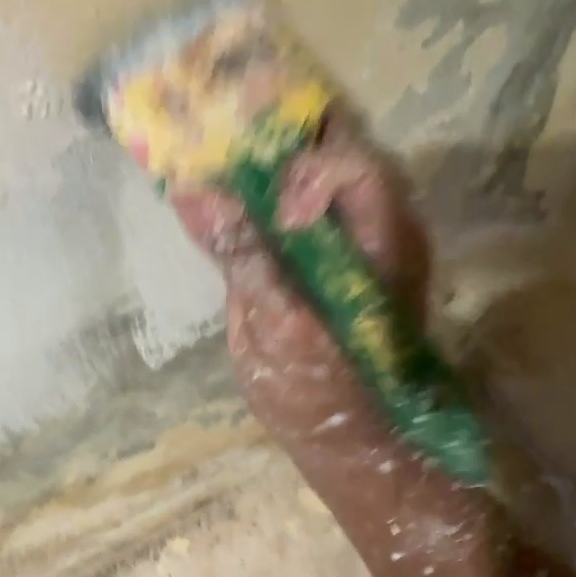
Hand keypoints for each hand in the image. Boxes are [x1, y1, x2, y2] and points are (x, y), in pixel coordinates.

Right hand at [167, 117, 431, 443]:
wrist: (354, 445)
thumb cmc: (324, 398)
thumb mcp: (276, 332)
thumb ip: (240, 256)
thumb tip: (192, 189)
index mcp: (382, 245)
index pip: (354, 166)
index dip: (308, 170)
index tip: (274, 209)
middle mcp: (379, 227)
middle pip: (334, 145)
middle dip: (276, 132)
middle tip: (218, 136)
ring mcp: (355, 236)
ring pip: (315, 165)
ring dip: (262, 154)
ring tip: (211, 158)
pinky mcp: (328, 251)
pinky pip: (297, 198)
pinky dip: (259, 186)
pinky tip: (222, 195)